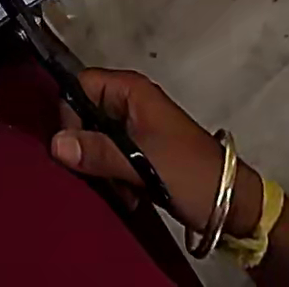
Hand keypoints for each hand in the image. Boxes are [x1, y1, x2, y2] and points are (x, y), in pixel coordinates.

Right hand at [51, 69, 261, 237]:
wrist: (232, 204)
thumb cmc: (188, 172)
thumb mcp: (141, 162)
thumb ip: (97, 151)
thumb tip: (55, 144)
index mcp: (130, 90)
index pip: (81, 84)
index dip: (72, 112)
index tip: (74, 146)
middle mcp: (129, 101)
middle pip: (85, 112)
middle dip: (86, 145)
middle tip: (99, 173)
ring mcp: (135, 127)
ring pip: (96, 137)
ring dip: (100, 166)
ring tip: (120, 189)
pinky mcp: (140, 151)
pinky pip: (110, 156)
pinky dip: (113, 175)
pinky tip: (128, 195)